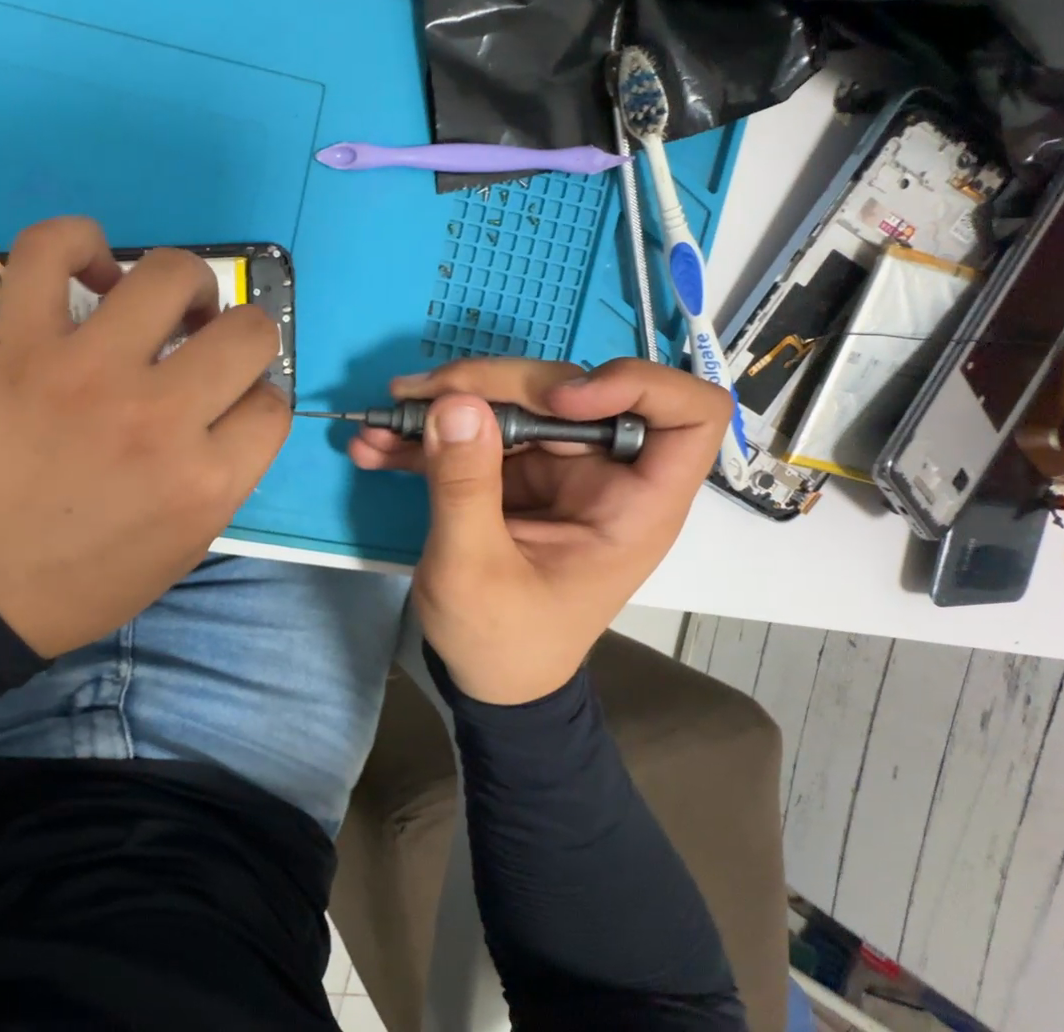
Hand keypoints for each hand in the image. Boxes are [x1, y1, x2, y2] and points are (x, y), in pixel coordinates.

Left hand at [0, 217, 289, 657]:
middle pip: (246, 332)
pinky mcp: (22, 348)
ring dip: (184, 286)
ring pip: (169, 274)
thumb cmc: (88, 580)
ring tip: (157, 310)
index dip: (255, 399)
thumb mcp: (184, 546)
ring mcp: (88, 373)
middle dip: (238, 340)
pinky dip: (78, 240)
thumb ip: (222, 471)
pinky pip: (51, 250)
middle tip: (199, 354)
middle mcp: (160, 418)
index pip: (272, 403)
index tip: (226, 407)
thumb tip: (232, 400)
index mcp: (206, 481)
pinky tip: (92, 266)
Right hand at [350, 358, 730, 704]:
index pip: (688, 415)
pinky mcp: (511, 480)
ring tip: (379, 420)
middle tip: (415, 396)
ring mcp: (553, 474)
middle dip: (488, 387)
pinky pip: (471, 439)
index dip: (634, 385)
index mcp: (633, 505)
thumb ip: (464, 486)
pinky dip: (424, 439)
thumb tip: (453, 403)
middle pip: (566, 394)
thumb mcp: (473, 570)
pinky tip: (375, 447)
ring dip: (439, 408)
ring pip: (509, 408)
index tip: (556, 401)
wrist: (486, 678)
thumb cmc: (501, 640)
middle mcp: (601, 476)